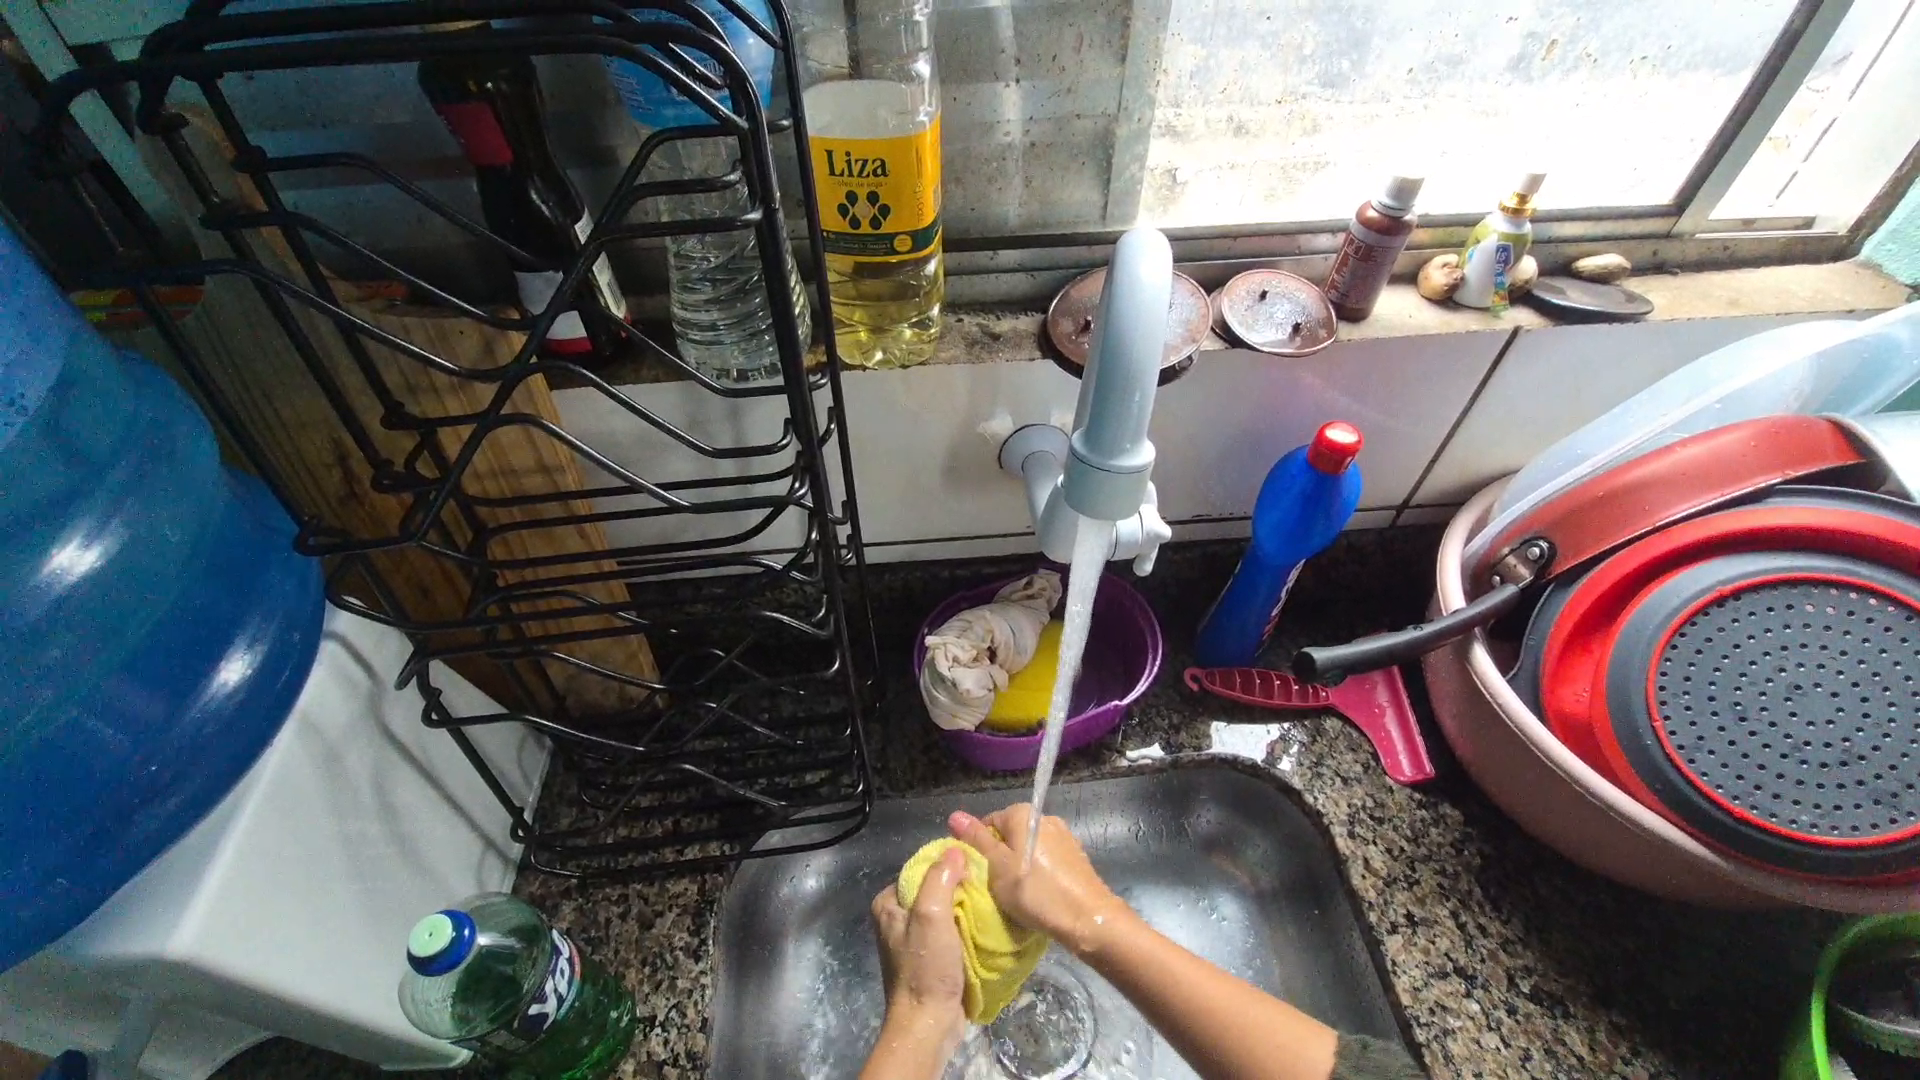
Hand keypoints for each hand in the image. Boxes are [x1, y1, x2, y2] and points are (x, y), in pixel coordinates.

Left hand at [871, 846, 968, 1048]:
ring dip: (965, 910)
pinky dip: (966, 929)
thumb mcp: (931, 914)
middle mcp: (896, 919)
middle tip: (985, 886)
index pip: (920, 869)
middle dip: (958, 887)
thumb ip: (940, 878)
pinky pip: (950, 932)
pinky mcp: (929, 959)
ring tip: (989, 903)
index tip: (972, 867)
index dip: (946, 865)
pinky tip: (984, 926)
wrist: (929, 1024)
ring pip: (945, 911)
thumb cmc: (925, 968)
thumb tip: (955, 848)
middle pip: (933, 889)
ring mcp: (913, 940)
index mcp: (887, 904)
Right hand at [948, 805, 1126, 956]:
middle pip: (1010, 835)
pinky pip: (1047, 860)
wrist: (1088, 918)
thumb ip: (976, 840)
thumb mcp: (997, 866)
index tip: (979, 873)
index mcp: (1023, 813)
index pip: (989, 822)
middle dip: (1000, 857)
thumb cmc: (1035, 891)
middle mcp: (1045, 817)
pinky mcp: (1075, 856)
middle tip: (995, 886)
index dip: (978, 847)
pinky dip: (1039, 874)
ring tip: (1016, 894)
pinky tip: (1038, 895)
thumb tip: (955, 814)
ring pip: (1029, 849)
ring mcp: (1063, 836)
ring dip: (1020, 867)